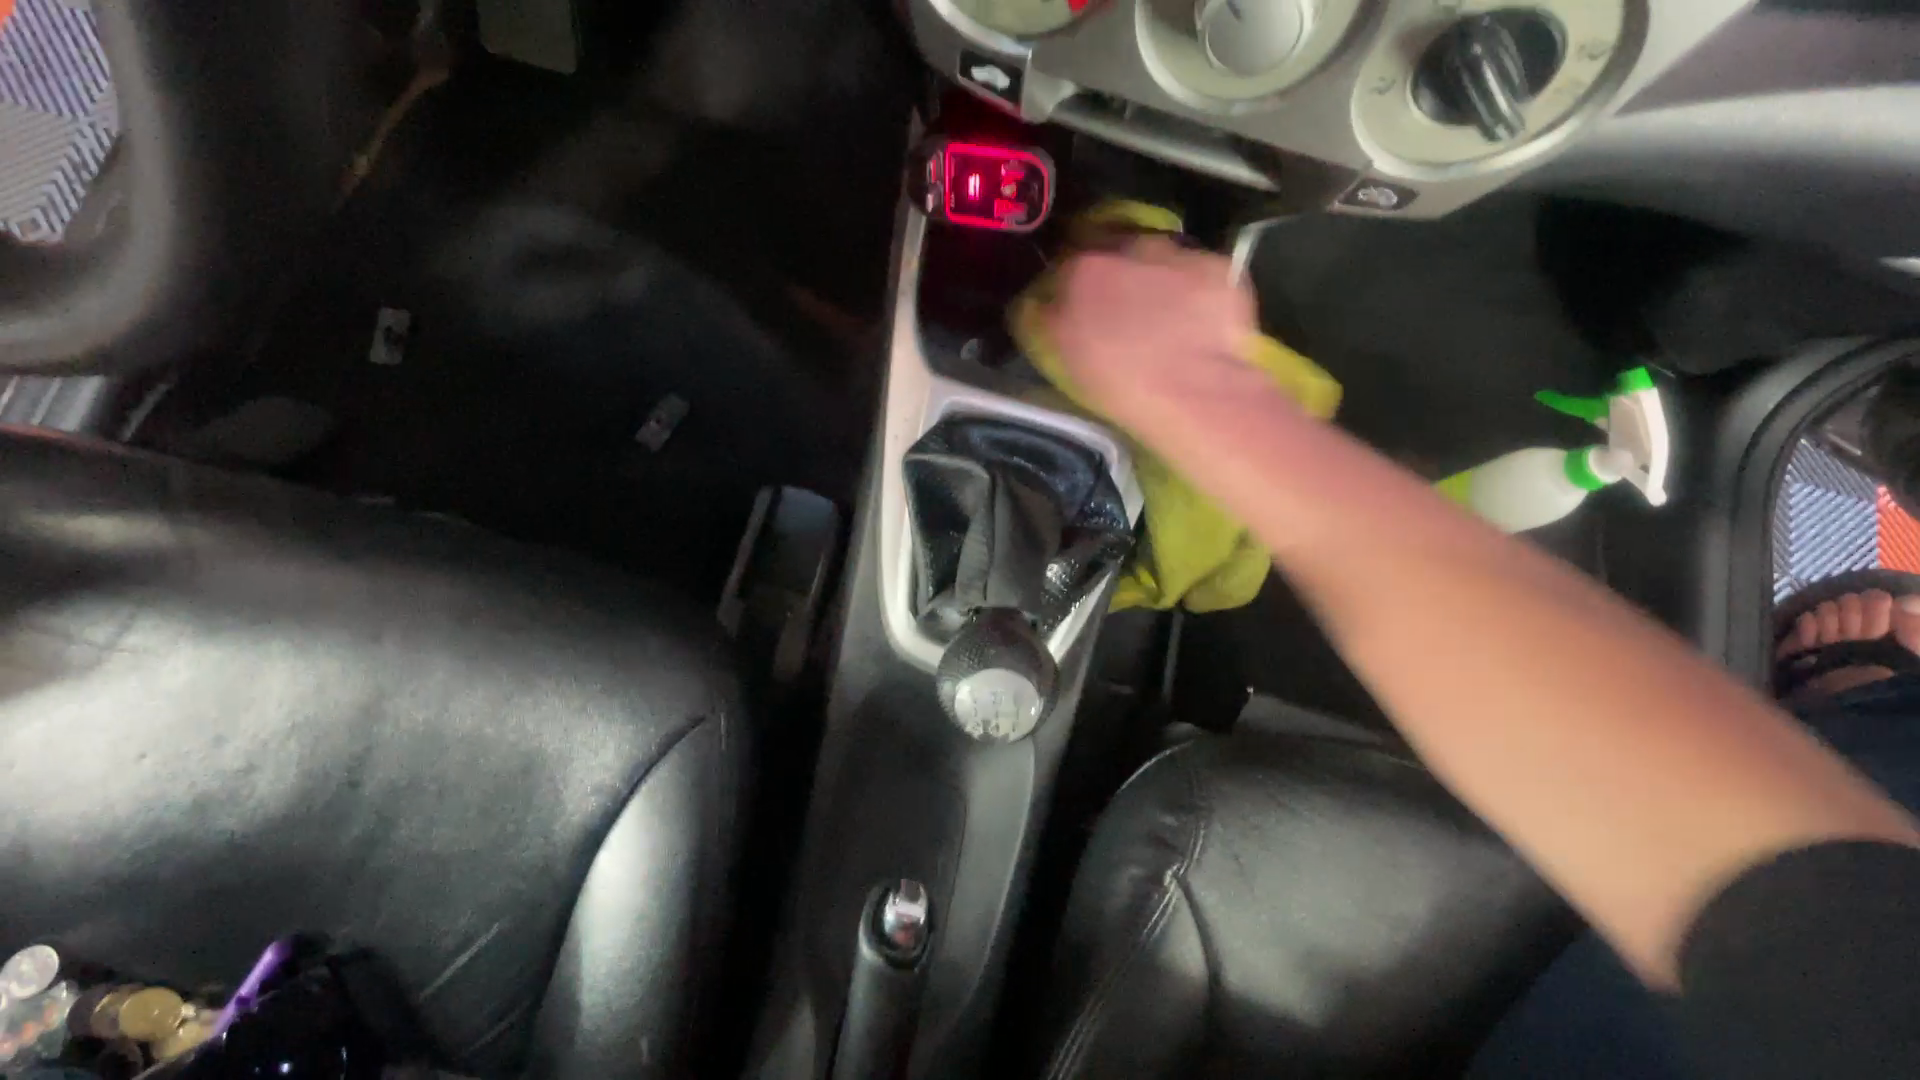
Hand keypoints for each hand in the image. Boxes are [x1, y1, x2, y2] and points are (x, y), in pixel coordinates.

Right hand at [1043, 237, 1266, 435]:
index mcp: (1082, 269)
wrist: (1192, 390)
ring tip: (1164, 315)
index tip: (1080, 303)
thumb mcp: (1062, 354)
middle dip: (1117, 272)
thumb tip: (1042, 299)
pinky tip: (1196, 318)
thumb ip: (1048, 315)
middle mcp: (1129, 246)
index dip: (1075, 283)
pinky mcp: (1218, 266)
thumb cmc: (1118, 381)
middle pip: (1116, 250)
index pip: (1070, 261)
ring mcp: (1177, 253)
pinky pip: (1199, 271)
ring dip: (1157, 277)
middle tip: (1123, 309)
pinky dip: (1195, 289)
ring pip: (1160, 257)